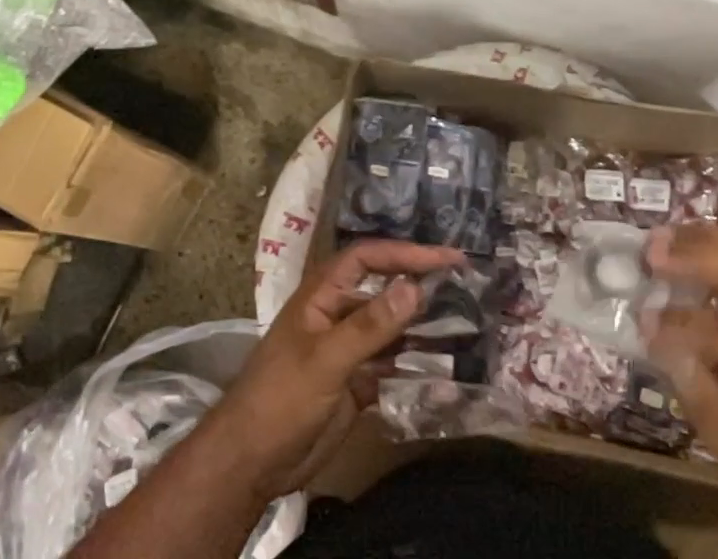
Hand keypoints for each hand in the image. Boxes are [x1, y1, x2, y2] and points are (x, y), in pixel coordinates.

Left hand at [210, 240, 463, 498]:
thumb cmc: (280, 400)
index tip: (447, 259)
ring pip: (391, 329)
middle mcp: (336, 316)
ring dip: (422, 326)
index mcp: (321, 297)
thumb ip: (369, 325)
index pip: (367, 258)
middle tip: (466, 287)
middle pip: (383, 290)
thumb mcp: (325, 359)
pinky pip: (392, 365)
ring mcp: (346, 351)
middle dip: (420, 286)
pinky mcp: (355, 384)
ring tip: (465, 324)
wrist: (251, 464)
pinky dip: (415, 365)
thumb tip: (414, 287)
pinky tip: (444, 368)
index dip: (405, 253)